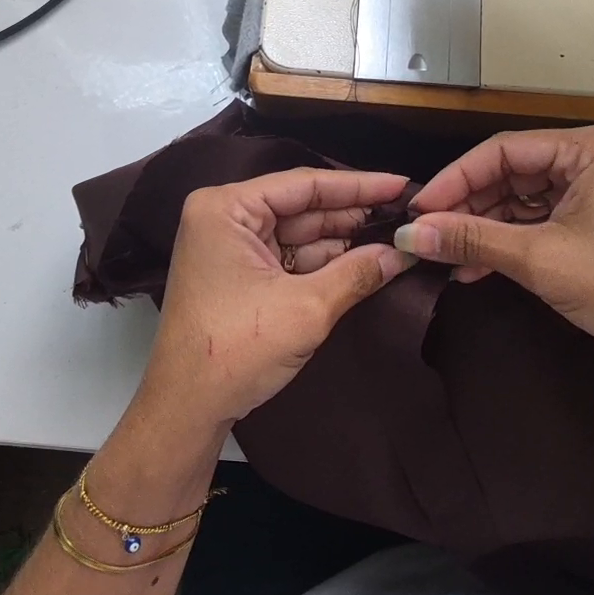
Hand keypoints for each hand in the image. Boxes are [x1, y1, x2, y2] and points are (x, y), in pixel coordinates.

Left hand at [139, 168, 414, 428]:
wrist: (187, 409)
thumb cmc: (235, 350)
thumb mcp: (306, 309)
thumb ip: (357, 273)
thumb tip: (403, 253)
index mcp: (226, 208)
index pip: (303, 185)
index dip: (358, 185)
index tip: (400, 185)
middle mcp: (225, 218)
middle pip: (302, 207)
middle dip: (353, 214)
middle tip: (406, 213)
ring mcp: (232, 247)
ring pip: (300, 233)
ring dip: (345, 240)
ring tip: (397, 236)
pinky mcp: (240, 275)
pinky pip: (291, 258)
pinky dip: (326, 262)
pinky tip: (366, 260)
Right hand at [399, 125, 593, 361]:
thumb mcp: (539, 259)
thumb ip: (471, 239)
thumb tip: (407, 234)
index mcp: (591, 147)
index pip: (504, 151)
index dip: (455, 179)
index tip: (419, 209)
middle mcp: (593, 158)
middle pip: (510, 173)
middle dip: (468, 207)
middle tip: (427, 234)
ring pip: (520, 198)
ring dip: (483, 228)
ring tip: (446, 255)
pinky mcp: (593, 219)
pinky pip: (537, 219)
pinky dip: (507, 241)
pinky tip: (474, 266)